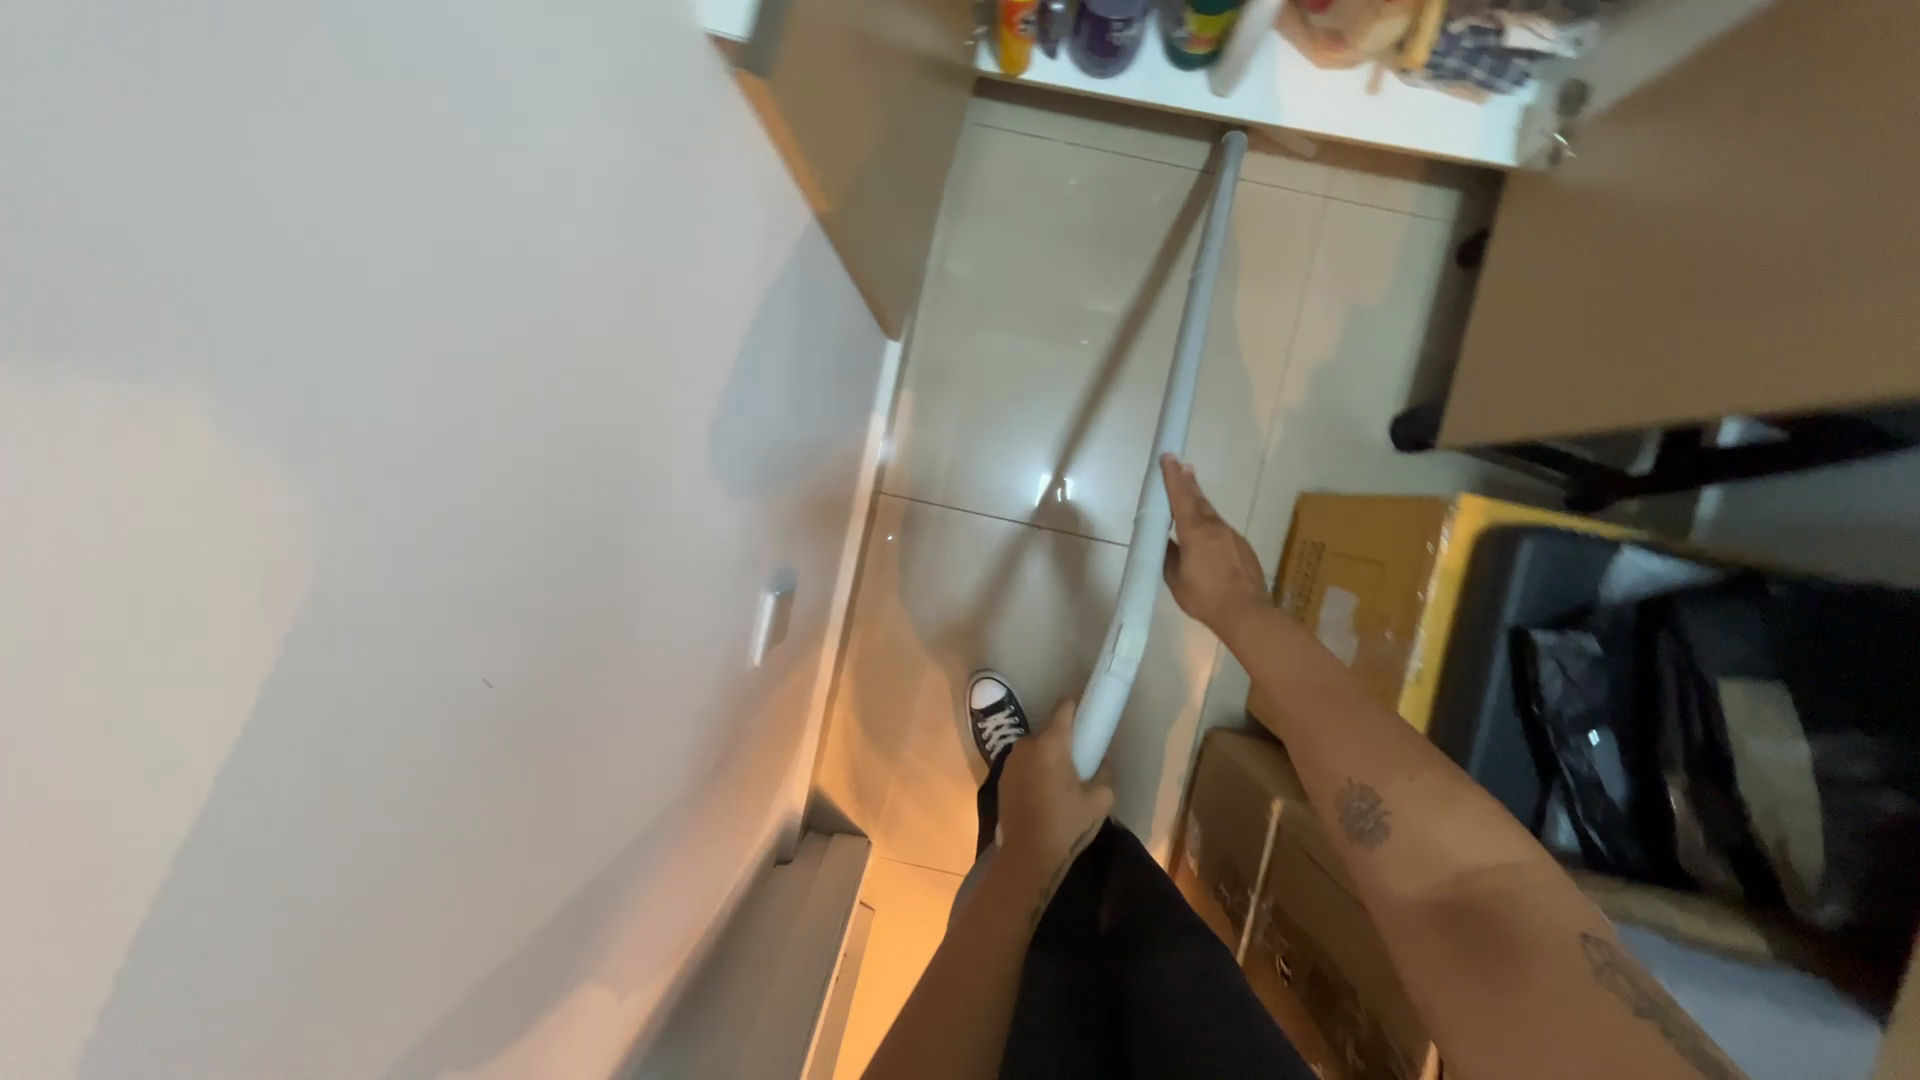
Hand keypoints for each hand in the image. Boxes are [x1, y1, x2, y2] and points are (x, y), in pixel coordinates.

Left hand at [996, 700, 1113, 897]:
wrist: (1027, 854)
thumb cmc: (1066, 823)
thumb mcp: (1100, 800)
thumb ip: (1105, 772)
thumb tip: (1100, 760)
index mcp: (1051, 743)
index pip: (1064, 707)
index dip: (1077, 708)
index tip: (1088, 717)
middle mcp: (1026, 744)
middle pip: (1049, 731)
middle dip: (1063, 741)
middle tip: (1078, 763)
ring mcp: (1010, 761)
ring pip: (1035, 749)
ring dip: (1047, 758)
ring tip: (1060, 784)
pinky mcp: (1001, 778)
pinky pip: (1024, 765)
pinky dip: (1034, 771)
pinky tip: (1042, 795)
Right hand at [1160, 453, 1272, 639]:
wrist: (1247, 612)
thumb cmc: (1205, 597)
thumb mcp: (1176, 579)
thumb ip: (1169, 557)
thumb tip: (1167, 543)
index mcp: (1195, 531)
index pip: (1180, 497)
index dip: (1172, 477)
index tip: (1168, 457)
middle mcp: (1215, 527)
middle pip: (1198, 499)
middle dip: (1188, 482)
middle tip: (1182, 465)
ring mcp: (1231, 536)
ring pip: (1211, 514)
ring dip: (1199, 502)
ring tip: (1191, 493)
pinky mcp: (1242, 547)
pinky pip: (1221, 530)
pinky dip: (1210, 525)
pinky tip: (1205, 536)